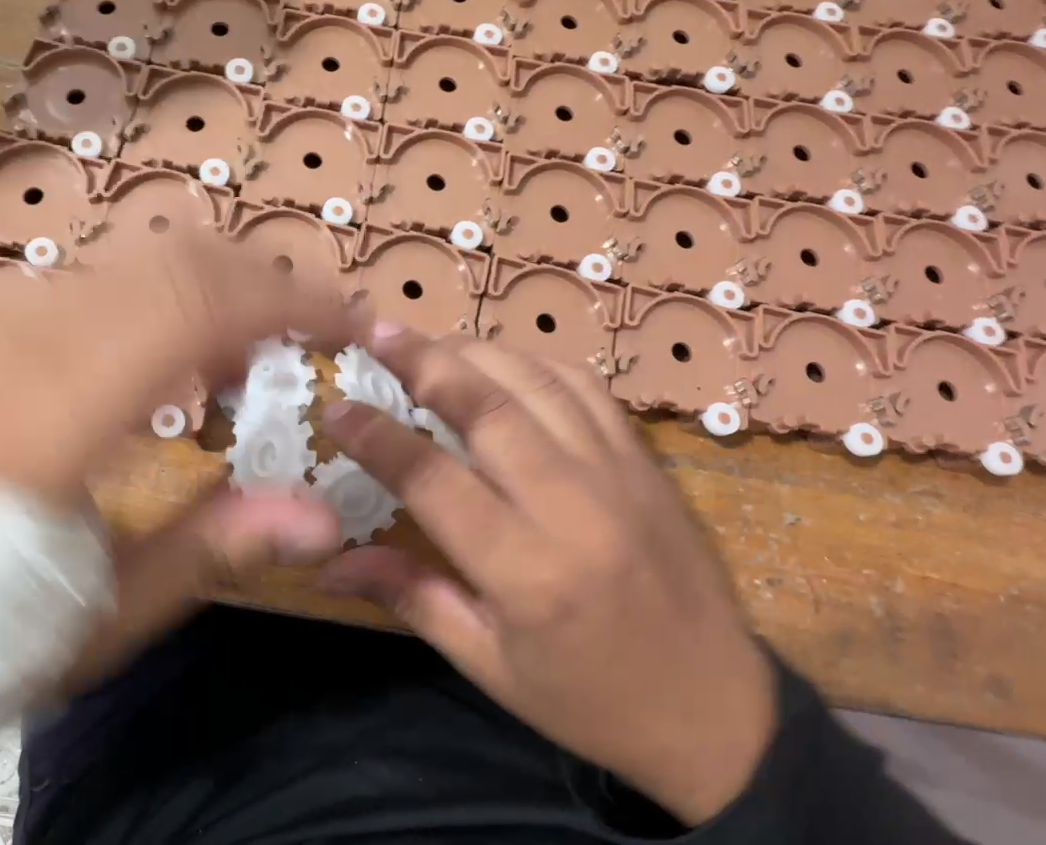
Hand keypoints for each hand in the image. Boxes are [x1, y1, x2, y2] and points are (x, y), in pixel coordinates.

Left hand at [0, 235, 359, 787]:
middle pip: (176, 259)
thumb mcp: (85, 623)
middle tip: (317, 345)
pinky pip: (91, 283)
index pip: (198, 300)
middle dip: (265, 286)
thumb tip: (323, 515)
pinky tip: (167, 371)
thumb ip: (209, 551)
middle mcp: (15, 333)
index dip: (293, 299)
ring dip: (212, 293)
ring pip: (134, 261)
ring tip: (251, 368)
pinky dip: (157, 304)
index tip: (353, 325)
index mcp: (46, 408)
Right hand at [318, 324, 775, 825]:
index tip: (335, 406)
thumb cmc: (589, 700)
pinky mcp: (646, 462)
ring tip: (427, 339)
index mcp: (527, 570)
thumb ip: (410, 597)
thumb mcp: (489, 665)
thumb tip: (328, 563)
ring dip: (476, 352)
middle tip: (377, 332)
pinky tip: (503, 362)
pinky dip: (536, 363)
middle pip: (487, 408)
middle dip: (424, 362)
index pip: (432, 479)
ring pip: (538, 383)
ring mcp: (619, 475)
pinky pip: (587, 389)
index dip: (376, 438)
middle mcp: (574, 507)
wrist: (716, 712)